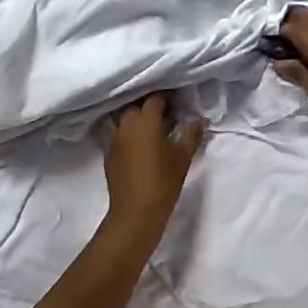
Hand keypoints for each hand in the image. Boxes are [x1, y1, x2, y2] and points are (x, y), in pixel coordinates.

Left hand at [102, 92, 204, 239]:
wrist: (136, 209)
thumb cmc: (163, 181)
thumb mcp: (183, 156)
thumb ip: (191, 134)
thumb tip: (200, 121)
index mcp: (145, 120)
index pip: (155, 98)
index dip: (167, 97)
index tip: (177, 101)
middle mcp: (125, 124)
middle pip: (136, 105)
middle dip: (150, 105)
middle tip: (166, 113)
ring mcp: (113, 137)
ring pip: (121, 117)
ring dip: (133, 117)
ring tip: (148, 124)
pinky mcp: (107, 152)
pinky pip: (114, 132)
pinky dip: (124, 130)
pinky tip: (135, 139)